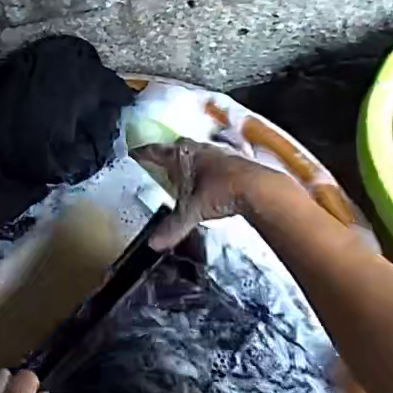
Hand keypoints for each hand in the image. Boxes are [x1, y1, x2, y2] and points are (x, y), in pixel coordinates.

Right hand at [133, 139, 287, 249]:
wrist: (258, 187)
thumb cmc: (221, 191)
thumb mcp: (192, 211)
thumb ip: (173, 227)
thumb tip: (153, 243)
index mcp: (183, 155)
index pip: (156, 151)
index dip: (144, 153)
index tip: (134, 153)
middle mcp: (199, 148)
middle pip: (178, 148)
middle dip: (169, 156)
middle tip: (160, 165)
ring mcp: (219, 152)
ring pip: (198, 153)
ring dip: (190, 162)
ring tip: (184, 175)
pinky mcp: (235, 160)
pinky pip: (215, 161)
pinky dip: (208, 169)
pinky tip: (210, 180)